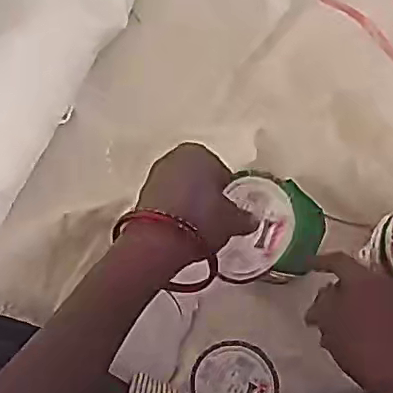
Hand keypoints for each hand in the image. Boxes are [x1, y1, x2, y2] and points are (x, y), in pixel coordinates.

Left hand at [135, 143, 255, 249]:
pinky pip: (167, 201)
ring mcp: (155, 175)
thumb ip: (244, 217)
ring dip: (190, 203)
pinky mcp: (141, 195)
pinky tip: (182, 230)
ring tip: (199, 228)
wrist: (160, 241)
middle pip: (198, 177)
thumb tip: (251, 219)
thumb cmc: (203, 220)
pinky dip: (175, 211)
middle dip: (206, 195)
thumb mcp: (232, 221)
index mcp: (199, 152)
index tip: (230, 212)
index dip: (228, 193)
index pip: (222, 172)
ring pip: (181, 189)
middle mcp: (175, 157)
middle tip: (216, 220)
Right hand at [305, 254, 392, 392]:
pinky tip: (346, 338)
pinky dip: (358, 315)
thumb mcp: (329, 322)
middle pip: (351, 279)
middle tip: (316, 309)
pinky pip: (373, 308)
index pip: (338, 260)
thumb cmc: (359, 345)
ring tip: (328, 330)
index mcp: (363, 278)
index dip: (319, 261)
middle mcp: (382, 283)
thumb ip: (322, 302)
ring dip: (344, 307)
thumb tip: (326, 293)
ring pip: (362, 295)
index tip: (307, 264)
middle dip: (331, 293)